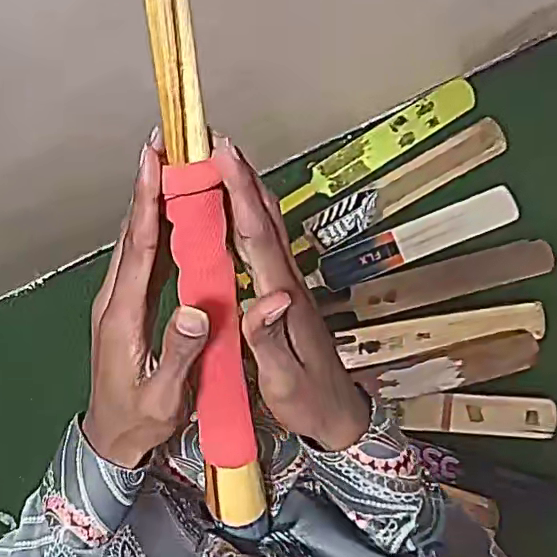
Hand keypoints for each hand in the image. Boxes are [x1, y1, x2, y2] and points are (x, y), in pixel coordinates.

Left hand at [81, 142, 212, 467]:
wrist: (111, 438)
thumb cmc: (138, 421)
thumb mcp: (164, 396)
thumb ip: (180, 353)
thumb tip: (196, 309)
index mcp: (122, 315)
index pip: (137, 247)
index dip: (145, 201)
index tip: (152, 160)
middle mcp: (114, 300)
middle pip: (132, 233)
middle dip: (145, 186)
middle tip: (163, 144)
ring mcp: (117, 303)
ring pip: (134, 243)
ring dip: (148, 204)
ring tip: (168, 168)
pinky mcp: (125, 308)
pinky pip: (141, 261)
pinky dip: (154, 232)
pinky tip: (169, 219)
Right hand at [214, 138, 370, 450]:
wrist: (339, 413)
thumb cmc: (308, 400)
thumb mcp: (283, 380)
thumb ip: (269, 340)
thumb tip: (264, 299)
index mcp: (282, 298)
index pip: (258, 237)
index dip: (239, 194)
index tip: (222, 156)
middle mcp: (288, 283)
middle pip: (265, 219)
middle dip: (243, 176)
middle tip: (217, 143)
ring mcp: (289, 286)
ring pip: (268, 226)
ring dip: (247, 191)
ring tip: (223, 164)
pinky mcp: (285, 294)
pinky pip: (264, 245)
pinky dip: (248, 219)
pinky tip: (234, 215)